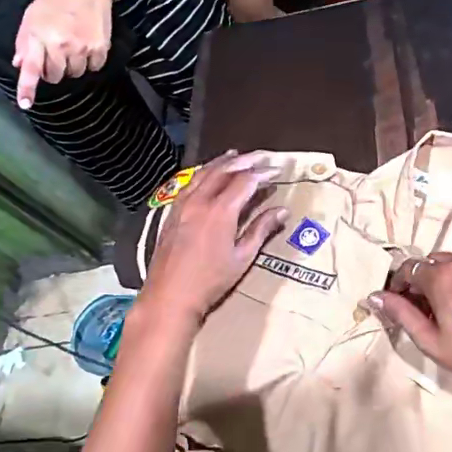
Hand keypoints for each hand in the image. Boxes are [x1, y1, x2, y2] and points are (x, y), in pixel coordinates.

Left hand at [13, 0, 114, 110]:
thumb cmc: (57, 1)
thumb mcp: (33, 16)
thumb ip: (24, 41)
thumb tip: (19, 64)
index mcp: (40, 36)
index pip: (31, 68)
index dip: (27, 88)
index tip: (25, 105)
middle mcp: (60, 45)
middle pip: (55, 77)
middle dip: (53, 70)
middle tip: (56, 53)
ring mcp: (81, 48)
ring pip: (75, 75)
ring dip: (72, 66)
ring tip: (74, 46)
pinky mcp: (100, 49)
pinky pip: (93, 68)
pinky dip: (90, 62)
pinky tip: (88, 45)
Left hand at [140, 151, 288, 324]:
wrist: (170, 295)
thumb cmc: (211, 281)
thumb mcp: (242, 257)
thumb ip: (261, 230)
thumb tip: (282, 211)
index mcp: (221, 211)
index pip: (245, 181)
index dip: (262, 173)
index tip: (277, 170)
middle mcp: (200, 201)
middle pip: (223, 170)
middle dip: (244, 160)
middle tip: (261, 156)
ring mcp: (182, 205)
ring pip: (203, 173)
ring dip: (221, 162)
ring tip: (235, 156)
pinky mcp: (172, 213)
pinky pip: (189, 183)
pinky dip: (203, 173)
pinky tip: (207, 175)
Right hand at [367, 252, 451, 412]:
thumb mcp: (431, 341)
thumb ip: (401, 314)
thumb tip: (376, 297)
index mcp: (442, 275)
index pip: (406, 268)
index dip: (396, 287)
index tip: (395, 308)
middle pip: (428, 263)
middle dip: (418, 284)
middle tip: (419, 315)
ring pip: (449, 265)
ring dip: (439, 283)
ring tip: (443, 316)